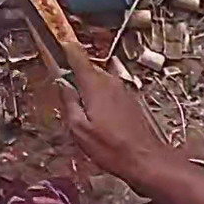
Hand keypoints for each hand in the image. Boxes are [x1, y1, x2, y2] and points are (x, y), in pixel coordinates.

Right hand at [59, 44, 181, 191]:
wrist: (146, 160)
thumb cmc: (111, 148)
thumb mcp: (79, 130)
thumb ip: (69, 103)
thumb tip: (62, 84)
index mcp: (94, 85)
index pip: (78, 56)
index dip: (66, 48)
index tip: (57, 43)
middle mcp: (110, 81)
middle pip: (88, 68)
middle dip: (75, 75)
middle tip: (63, 89)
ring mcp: (122, 89)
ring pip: (99, 79)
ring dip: (88, 87)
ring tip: (81, 109)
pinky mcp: (130, 100)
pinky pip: (110, 89)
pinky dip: (100, 96)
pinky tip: (98, 117)